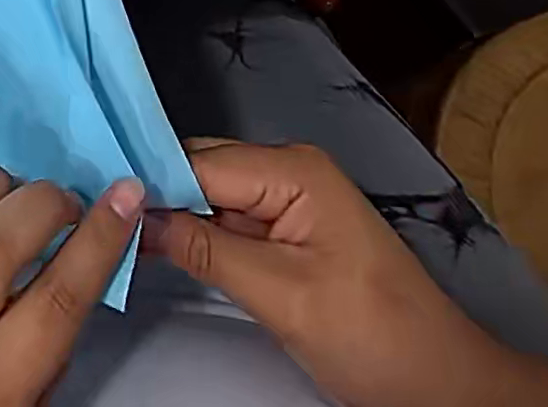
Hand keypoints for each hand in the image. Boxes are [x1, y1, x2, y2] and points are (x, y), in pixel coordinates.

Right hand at [144, 140, 547, 406]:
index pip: (200, 163)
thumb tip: (135, 219)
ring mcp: (282, 193)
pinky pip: (221, 213)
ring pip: (204, 189)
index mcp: (291, 169)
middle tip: (104, 216)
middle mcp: (283, 167)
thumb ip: (204, 249)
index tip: (102, 200)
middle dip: (156, 192)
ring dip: (170, 211)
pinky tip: (158, 240)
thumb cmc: (374, 338)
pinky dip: (191, 228)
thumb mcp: (282, 296)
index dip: (151, 181)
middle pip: (199, 167)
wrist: (446, 389)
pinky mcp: (279, 221)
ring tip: (120, 226)